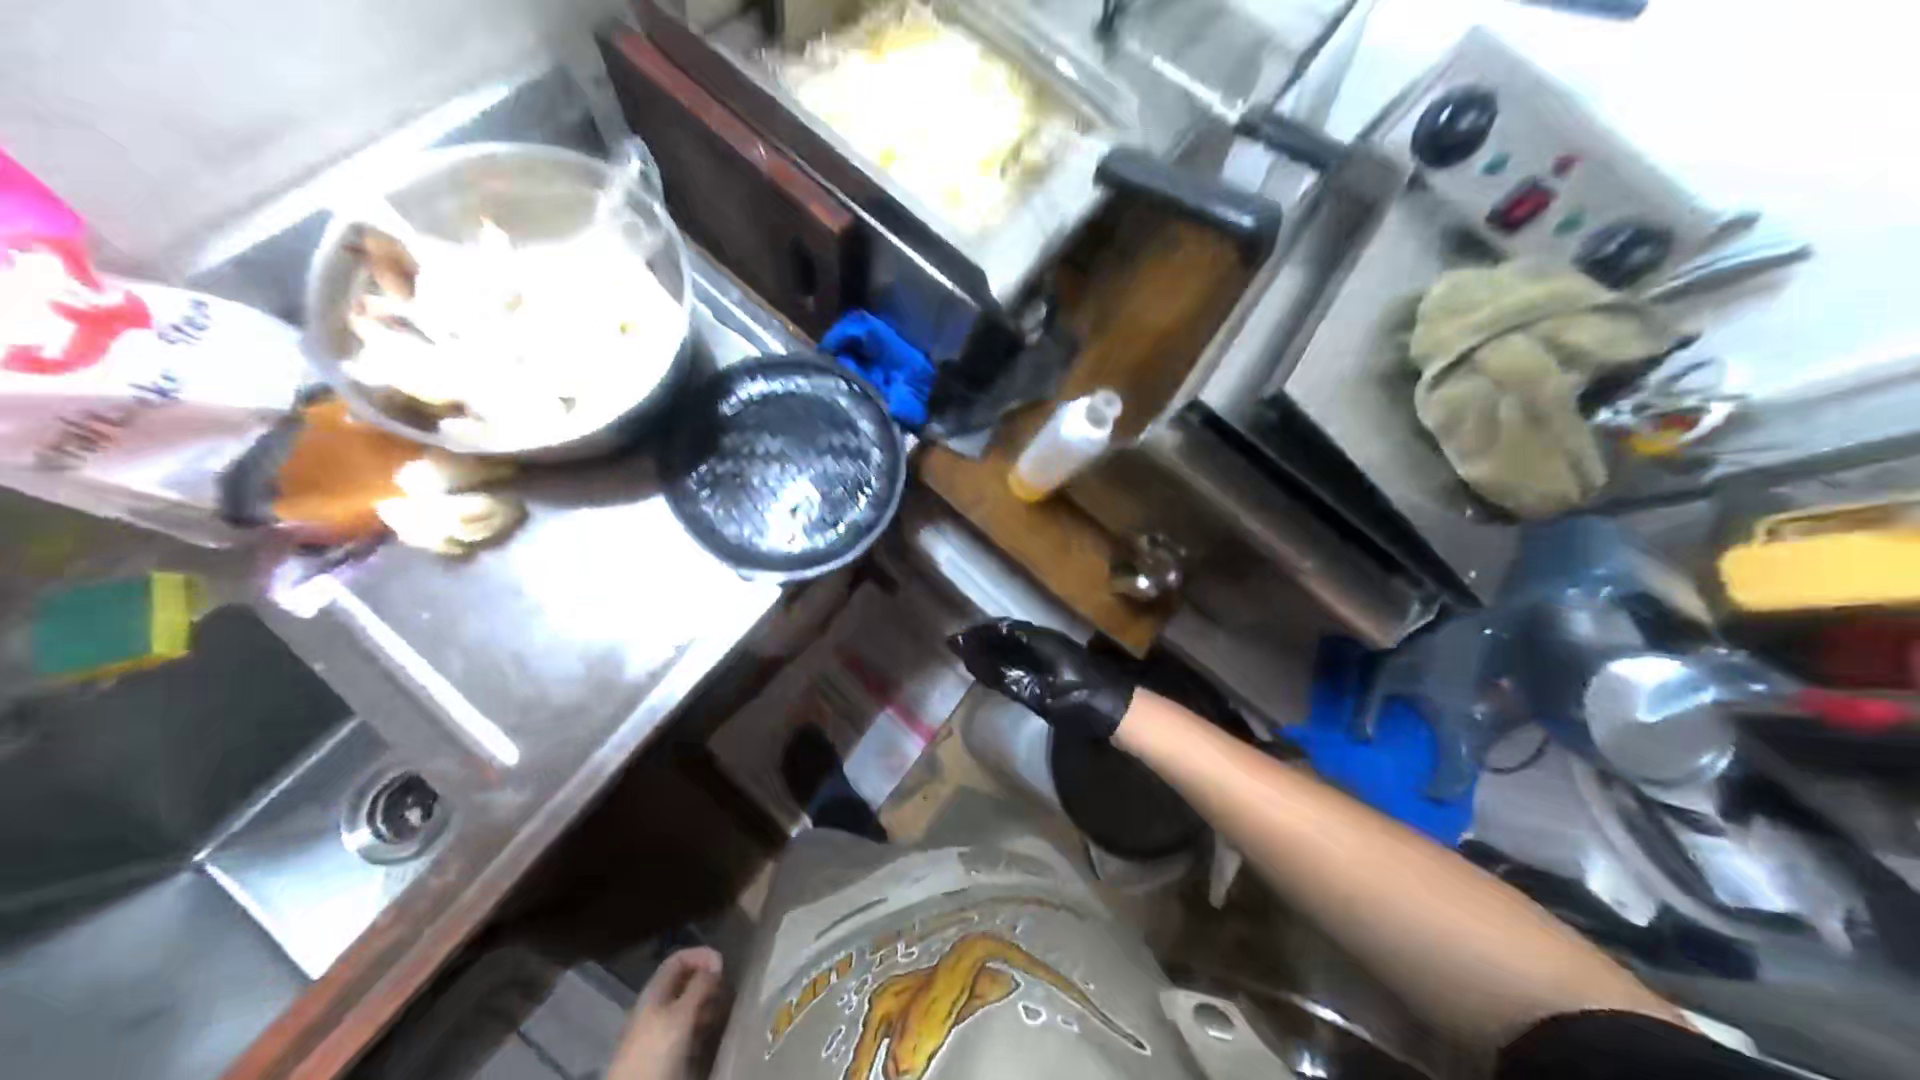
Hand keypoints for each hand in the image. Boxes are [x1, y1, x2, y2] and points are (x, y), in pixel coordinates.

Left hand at [607, 947, 725, 1079]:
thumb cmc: (656, 1052)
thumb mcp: (681, 1016)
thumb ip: (699, 987)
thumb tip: (715, 963)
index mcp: (654, 992)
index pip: (678, 959)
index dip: (700, 955)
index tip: (722, 964)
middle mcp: (655, 1006)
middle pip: (683, 981)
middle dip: (706, 979)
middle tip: (725, 988)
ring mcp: (659, 1029)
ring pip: (686, 1004)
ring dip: (706, 1001)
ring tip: (722, 1009)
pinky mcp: (664, 1050)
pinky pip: (686, 1026)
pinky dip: (700, 1022)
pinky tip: (709, 1031)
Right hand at [946, 618, 1134, 739]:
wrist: (1117, 712)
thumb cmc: (1078, 699)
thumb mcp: (1038, 692)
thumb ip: (1006, 677)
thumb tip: (974, 662)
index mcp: (1040, 640)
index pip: (1001, 629)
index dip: (978, 633)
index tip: (955, 639)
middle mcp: (1047, 639)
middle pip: (1008, 633)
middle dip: (984, 639)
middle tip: (959, 647)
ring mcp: (1056, 652)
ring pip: (1018, 643)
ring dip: (996, 647)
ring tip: (974, 655)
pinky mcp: (1061, 666)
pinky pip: (1027, 654)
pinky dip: (1009, 657)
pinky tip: (1002, 668)